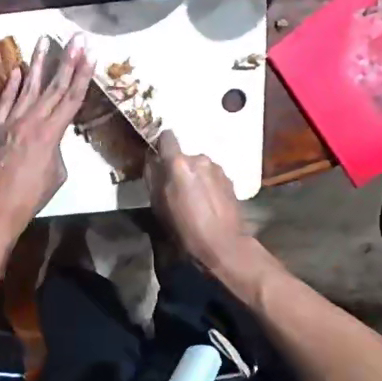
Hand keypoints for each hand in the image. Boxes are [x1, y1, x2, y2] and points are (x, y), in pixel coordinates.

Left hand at [0, 36, 90, 232]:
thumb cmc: (32, 196)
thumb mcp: (57, 173)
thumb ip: (57, 148)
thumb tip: (51, 138)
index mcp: (51, 134)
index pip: (71, 98)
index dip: (83, 75)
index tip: (91, 53)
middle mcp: (31, 121)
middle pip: (53, 87)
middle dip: (67, 61)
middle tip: (76, 38)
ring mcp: (11, 122)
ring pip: (28, 88)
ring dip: (38, 63)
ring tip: (44, 40)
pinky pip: (5, 102)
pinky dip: (12, 85)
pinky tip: (18, 70)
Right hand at [148, 131, 252, 273]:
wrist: (222, 243)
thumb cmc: (184, 228)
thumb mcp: (158, 205)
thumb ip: (152, 177)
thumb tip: (151, 159)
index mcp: (179, 164)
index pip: (167, 137)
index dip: (162, 145)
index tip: (159, 157)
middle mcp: (200, 159)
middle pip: (184, 156)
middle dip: (179, 168)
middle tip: (177, 190)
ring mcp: (218, 169)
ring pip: (200, 166)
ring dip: (195, 176)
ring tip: (195, 199)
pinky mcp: (230, 180)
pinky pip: (212, 176)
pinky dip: (208, 184)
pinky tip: (209, 203)